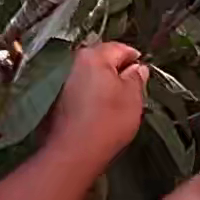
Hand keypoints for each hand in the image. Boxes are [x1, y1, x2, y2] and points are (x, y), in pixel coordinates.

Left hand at [44, 41, 148, 167]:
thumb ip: (136, 78)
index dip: (135, 60)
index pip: (121, 48)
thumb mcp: (132, 97)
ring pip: (91, 75)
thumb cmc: (107, 121)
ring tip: (117, 101)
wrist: (73, 151)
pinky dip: (91, 94)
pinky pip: (80, 88)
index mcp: (93, 56)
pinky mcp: (56, 97)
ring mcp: (62, 79)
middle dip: (118, 71)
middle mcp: (73, 62)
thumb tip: (137, 68)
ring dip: (104, 83)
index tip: (143, 73)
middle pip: (103, 60)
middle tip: (132, 88)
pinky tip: (99, 109)